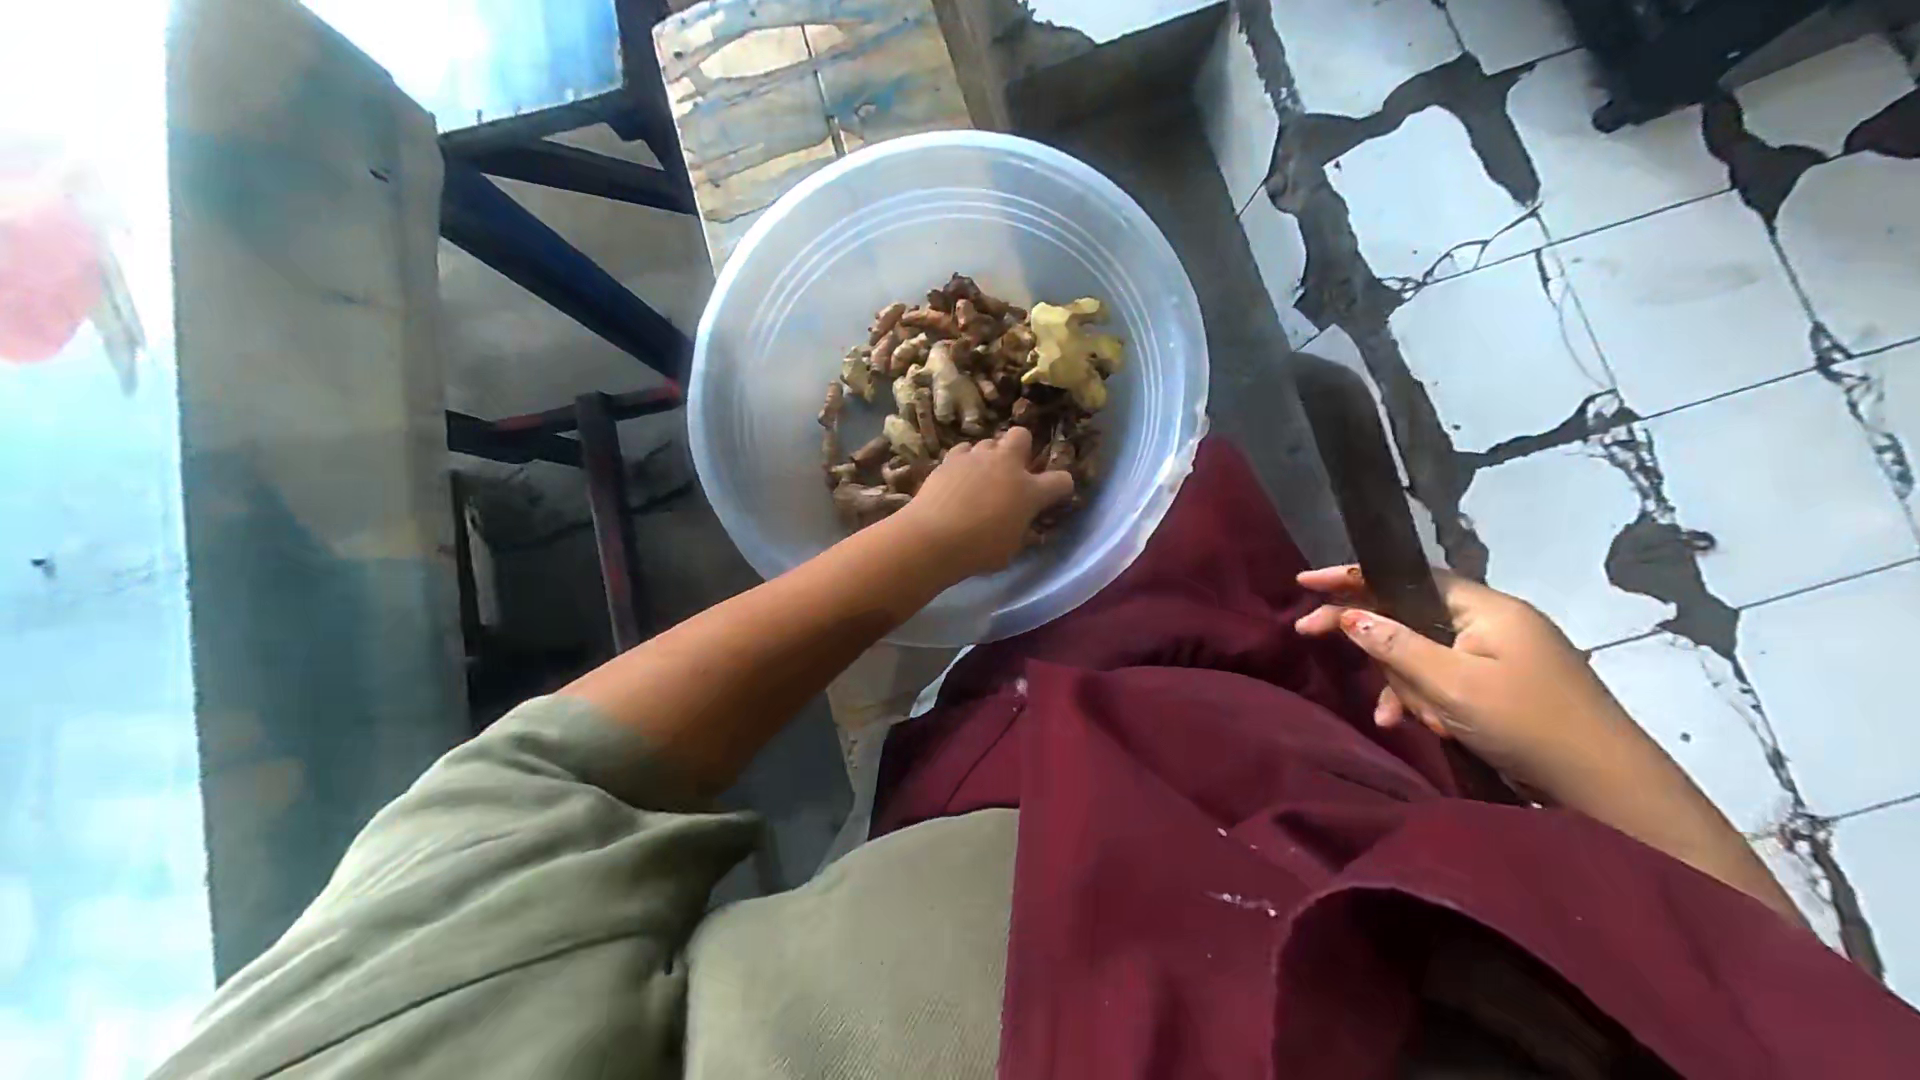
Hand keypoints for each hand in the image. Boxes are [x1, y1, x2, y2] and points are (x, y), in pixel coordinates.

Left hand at [890, 426, 1075, 580]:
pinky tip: (958, 477)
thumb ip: (1019, 530)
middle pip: (1022, 435)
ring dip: (989, 456)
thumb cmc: (977, 551)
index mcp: (1030, 491)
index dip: (1060, 487)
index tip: (1053, 496)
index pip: (1062, 480)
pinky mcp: (950, 459)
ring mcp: (977, 458)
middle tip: (1011, 472)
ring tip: (979, 477)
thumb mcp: (1009, 549)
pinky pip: (964, 450)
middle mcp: (1007, 466)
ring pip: (989, 441)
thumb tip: (1020, 524)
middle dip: (1021, 448)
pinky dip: (964, 461)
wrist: (933, 538)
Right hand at [1294, 565, 1650, 794]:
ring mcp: (1495, 655)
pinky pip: (1439, 678)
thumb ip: (1395, 645)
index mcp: (1485, 608)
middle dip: (1367, 636)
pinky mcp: (1496, 685)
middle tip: (1308, 633)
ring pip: (1419, 653)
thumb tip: (1349, 615)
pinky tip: (1406, 723)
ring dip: (1400, 682)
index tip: (1306, 583)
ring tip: (1394, 715)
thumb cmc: (1526, 723)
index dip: (1352, 577)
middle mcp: (1489, 623)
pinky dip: (1420, 698)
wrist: (1607, 788)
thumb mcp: (1450, 684)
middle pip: (1406, 614)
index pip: (1406, 578)